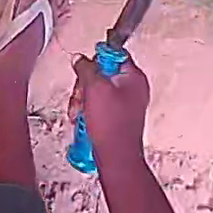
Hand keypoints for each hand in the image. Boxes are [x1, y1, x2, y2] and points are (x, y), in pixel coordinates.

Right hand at [72, 52, 150, 170]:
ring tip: (79, 113)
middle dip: (85, 85)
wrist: (115, 159)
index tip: (86, 67)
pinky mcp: (116, 117)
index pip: (114, 53)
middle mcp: (132, 89)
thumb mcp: (94, 88)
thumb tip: (80, 59)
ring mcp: (125, 104)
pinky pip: (98, 105)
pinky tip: (82, 120)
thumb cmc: (112, 126)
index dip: (97, 59)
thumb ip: (86, 68)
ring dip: (83, 99)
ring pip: (97, 90)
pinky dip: (87, 110)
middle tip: (81, 96)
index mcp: (134, 77)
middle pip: (102, 73)